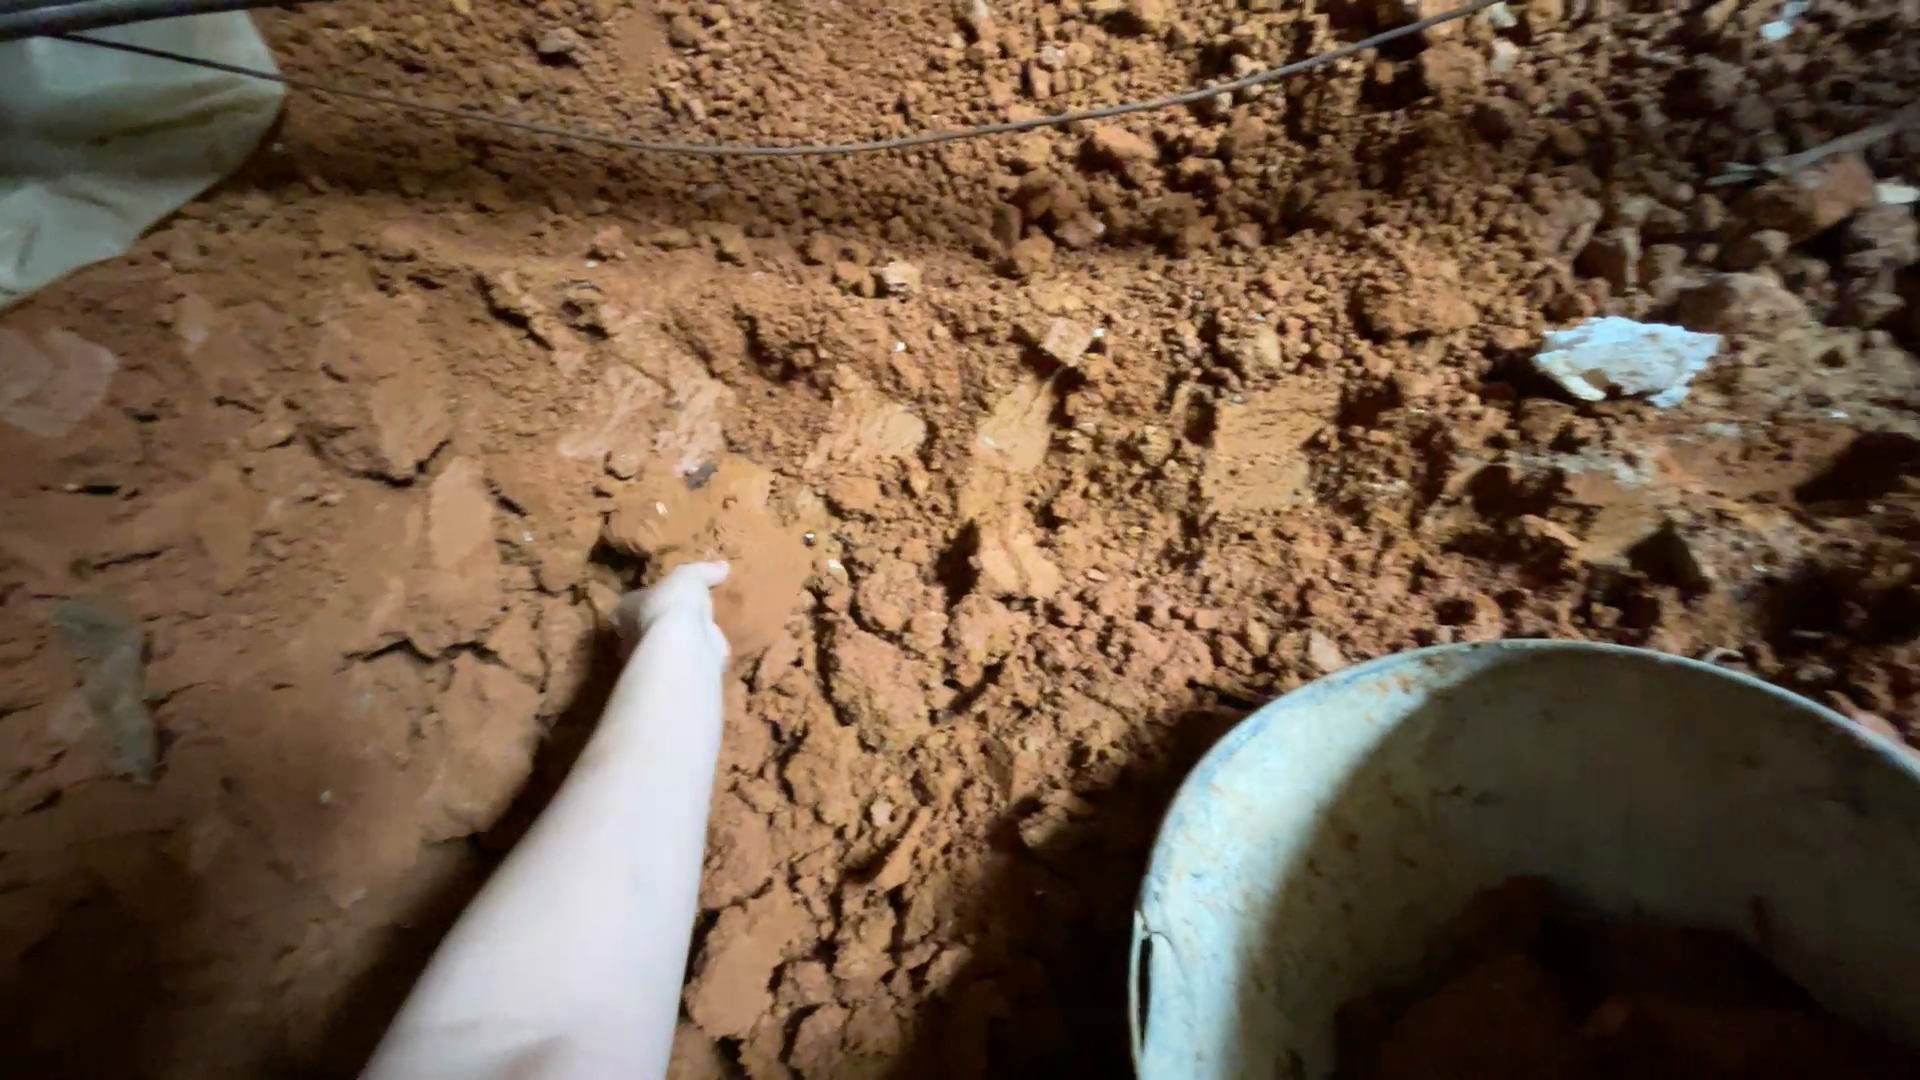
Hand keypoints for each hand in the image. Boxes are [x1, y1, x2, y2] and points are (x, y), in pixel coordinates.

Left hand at [614, 560, 729, 658]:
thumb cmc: (673, 603)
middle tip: (688, 612)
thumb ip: (704, 570)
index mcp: (625, 609)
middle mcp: (630, 636)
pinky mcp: (671, 673)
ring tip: (703, 630)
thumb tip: (722, 566)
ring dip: (681, 639)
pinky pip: (684, 658)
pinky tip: (710, 647)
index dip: (651, 597)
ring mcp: (650, 658)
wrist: (684, 644)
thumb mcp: (690, 575)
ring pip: (665, 644)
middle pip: (647, 624)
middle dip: (665, 620)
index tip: (669, 594)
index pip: (635, 601)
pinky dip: (696, 653)